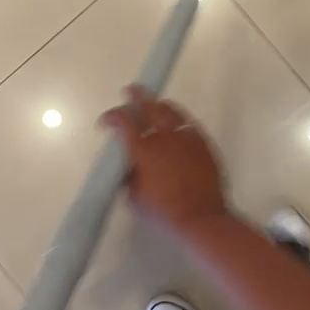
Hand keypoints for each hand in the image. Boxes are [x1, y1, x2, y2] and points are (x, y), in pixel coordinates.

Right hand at [100, 86, 229, 236]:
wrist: (202, 218)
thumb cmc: (164, 212)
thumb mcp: (135, 198)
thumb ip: (129, 177)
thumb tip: (130, 167)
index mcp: (143, 150)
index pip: (123, 121)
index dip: (112, 117)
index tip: (106, 122)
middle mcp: (164, 137)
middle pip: (149, 106)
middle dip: (136, 96)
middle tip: (129, 91)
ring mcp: (186, 138)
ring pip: (171, 110)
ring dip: (158, 104)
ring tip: (154, 103)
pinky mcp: (203, 143)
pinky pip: (189, 123)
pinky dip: (178, 120)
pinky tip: (176, 123)